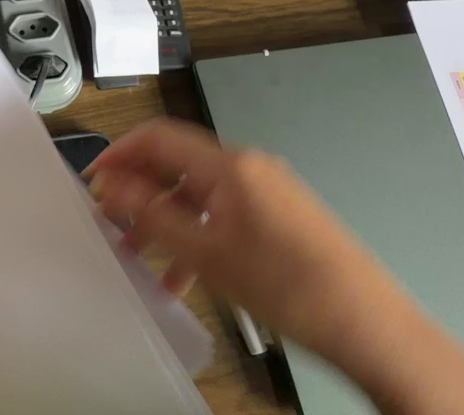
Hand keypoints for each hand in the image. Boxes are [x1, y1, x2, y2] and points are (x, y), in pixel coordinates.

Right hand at [87, 119, 463, 414]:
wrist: (370, 326)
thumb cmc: (287, 285)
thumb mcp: (206, 253)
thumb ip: (151, 213)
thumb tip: (109, 184)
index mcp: (229, 163)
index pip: (158, 136)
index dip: (119, 152)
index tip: (93, 179)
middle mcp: (247, 165)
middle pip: (176, 163)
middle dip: (139, 190)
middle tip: (111, 220)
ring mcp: (266, 188)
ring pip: (198, 192)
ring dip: (165, 218)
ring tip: (140, 255)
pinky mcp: (279, 213)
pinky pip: (223, 211)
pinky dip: (197, 232)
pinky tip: (184, 274)